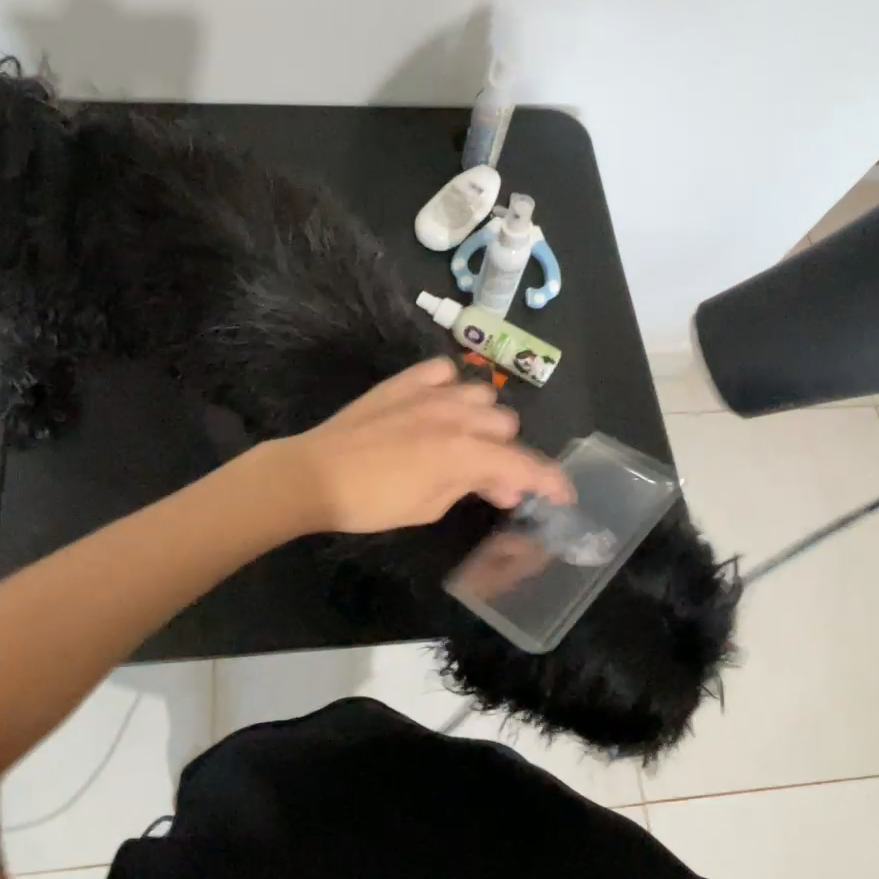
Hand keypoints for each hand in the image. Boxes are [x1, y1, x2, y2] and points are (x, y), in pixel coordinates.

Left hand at [265, 357, 572, 533]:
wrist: (315, 474)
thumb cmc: (371, 503)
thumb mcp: (429, 507)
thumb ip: (472, 488)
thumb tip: (505, 486)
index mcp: (465, 453)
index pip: (525, 464)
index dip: (551, 481)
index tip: (564, 495)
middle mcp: (456, 416)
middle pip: (507, 425)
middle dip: (506, 454)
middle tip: (490, 480)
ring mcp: (430, 393)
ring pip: (482, 395)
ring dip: (483, 420)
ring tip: (463, 441)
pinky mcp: (405, 381)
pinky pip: (446, 371)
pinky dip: (452, 388)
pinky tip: (440, 407)